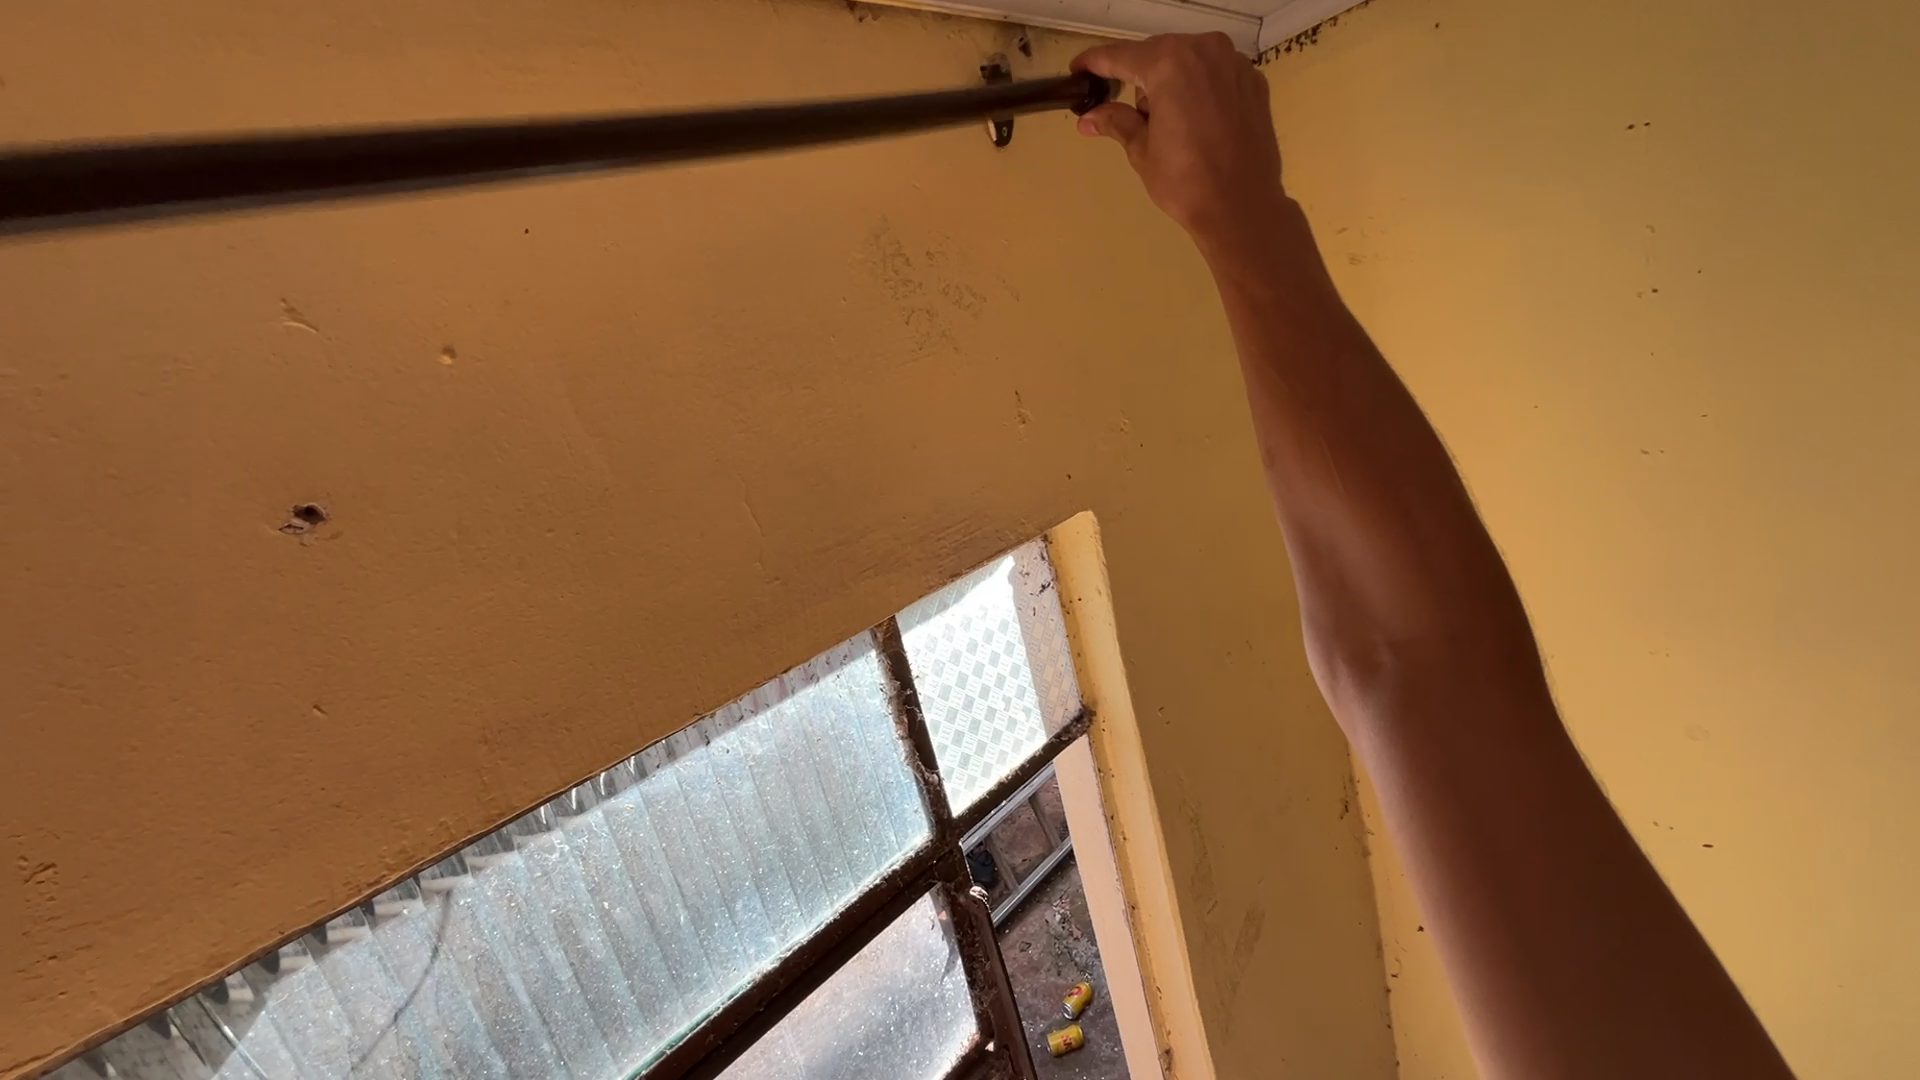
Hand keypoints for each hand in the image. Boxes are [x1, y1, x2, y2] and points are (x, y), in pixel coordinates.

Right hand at [1073, 34, 1288, 256]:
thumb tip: (1088, 119)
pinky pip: (1215, 75)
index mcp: (1170, 64)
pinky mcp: (1253, 80)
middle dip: (1140, 79)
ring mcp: (1234, 62)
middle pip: (1159, 54)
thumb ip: (1116, 123)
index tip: (1078, 69)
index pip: (1122, 57)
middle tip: (1135, 118)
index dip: (1096, 63)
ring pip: (1188, 61)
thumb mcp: (1141, 151)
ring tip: (1172, 128)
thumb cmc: (1184, 182)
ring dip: (1171, 84)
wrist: (1240, 205)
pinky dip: (1199, 90)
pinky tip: (1199, 125)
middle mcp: (1205, 50)